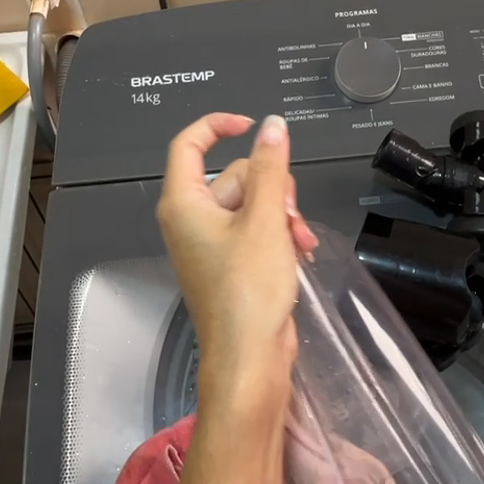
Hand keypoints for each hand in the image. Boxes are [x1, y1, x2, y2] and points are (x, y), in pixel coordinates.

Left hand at [157, 114, 317, 401]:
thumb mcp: (264, 219)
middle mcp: (193, 218)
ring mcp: (213, 241)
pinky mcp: (233, 260)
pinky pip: (258, 227)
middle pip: (235, 173)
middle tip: (288, 213)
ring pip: (254, 201)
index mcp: (184, 203)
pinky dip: (280, 233)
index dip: (219, 125)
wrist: (250, 357)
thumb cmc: (247, 291)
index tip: (253, 126)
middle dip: (272, 188)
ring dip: (283, 214)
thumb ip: (270, 167)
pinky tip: (299, 250)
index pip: (188, 144)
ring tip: (298, 240)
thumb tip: (272, 126)